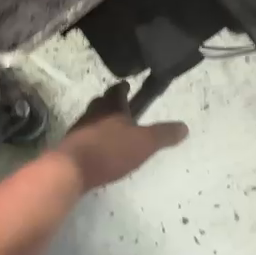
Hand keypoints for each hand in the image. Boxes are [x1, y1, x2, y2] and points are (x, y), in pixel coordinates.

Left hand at [52, 82, 188, 191]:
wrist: (71, 169)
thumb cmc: (110, 151)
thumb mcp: (144, 143)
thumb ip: (163, 134)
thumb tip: (184, 126)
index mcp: (110, 108)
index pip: (116, 91)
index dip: (123, 88)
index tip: (127, 85)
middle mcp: (92, 114)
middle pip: (101, 103)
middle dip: (110, 103)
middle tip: (120, 106)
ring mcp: (78, 130)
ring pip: (91, 119)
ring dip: (101, 121)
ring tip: (112, 129)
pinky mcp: (71, 147)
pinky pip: (84, 137)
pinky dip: (93, 138)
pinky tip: (99, 148)